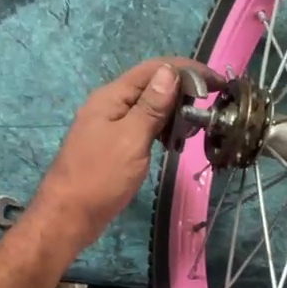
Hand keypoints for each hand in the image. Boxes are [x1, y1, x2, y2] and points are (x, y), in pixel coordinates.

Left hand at [30, 57, 215, 250]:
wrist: (67, 217)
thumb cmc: (99, 178)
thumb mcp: (131, 139)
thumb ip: (151, 106)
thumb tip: (171, 72)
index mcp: (111, 97)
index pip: (154, 69)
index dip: (188, 70)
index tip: (219, 82)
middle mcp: (109, 105)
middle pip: (151, 86)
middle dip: (182, 91)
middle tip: (208, 110)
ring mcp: (109, 127)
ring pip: (147, 108)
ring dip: (172, 112)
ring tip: (193, 128)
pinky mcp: (112, 147)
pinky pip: (141, 128)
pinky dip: (160, 130)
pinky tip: (172, 143)